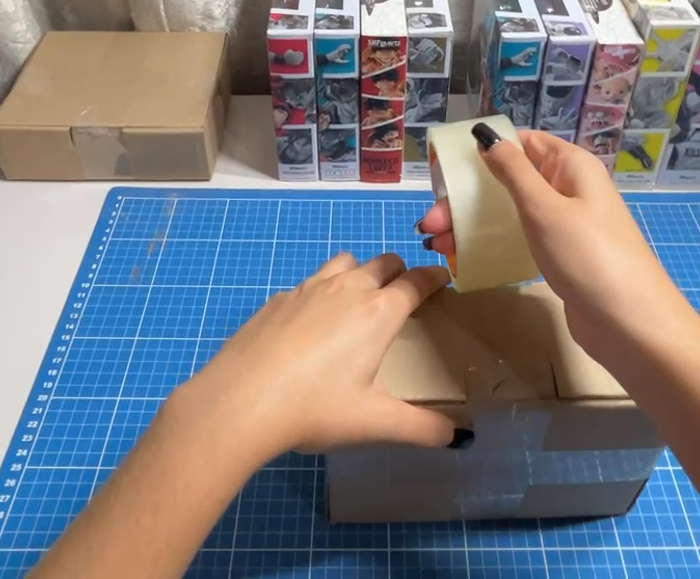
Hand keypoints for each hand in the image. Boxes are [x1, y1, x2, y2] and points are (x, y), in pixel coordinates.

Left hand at [162, 253, 456, 467]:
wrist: (241, 399)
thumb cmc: (315, 408)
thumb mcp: (374, 423)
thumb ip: (421, 427)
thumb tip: (458, 436)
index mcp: (378, 312)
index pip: (415, 282)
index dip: (434, 278)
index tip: (444, 280)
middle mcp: (348, 288)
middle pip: (383, 262)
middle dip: (400, 271)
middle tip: (404, 294)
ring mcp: (310, 288)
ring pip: (346, 262)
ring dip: (361, 271)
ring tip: (359, 298)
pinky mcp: (280, 297)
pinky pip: (312, 281)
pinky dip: (324, 290)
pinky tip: (313, 322)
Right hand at [415, 129, 694, 352]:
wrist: (633, 326)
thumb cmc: (588, 255)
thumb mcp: (544, 207)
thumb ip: (512, 169)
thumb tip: (487, 134)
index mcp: (570, 166)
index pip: (522, 142)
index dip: (485, 149)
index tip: (445, 170)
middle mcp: (568, 188)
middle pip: (508, 180)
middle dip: (466, 197)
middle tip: (430, 221)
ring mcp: (565, 224)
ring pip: (509, 212)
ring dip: (471, 223)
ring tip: (436, 244)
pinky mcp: (560, 256)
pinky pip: (519, 239)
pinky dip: (491, 243)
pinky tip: (462, 258)